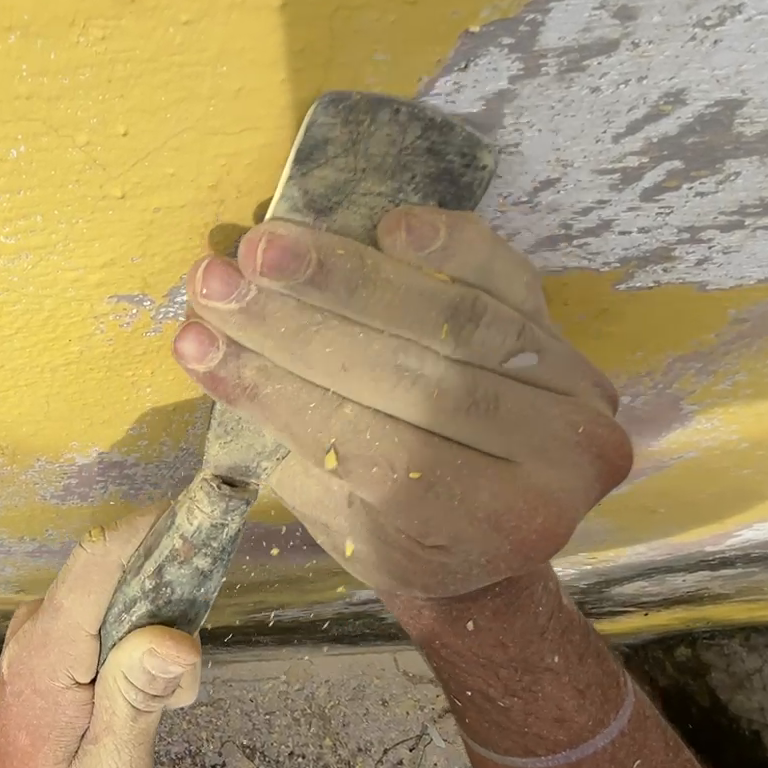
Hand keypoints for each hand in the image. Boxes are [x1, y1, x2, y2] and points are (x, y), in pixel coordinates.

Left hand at [0, 512, 200, 767]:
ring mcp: (38, 632)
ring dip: (152, 634)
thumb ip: (137, 697)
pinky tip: (138, 703)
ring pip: (113, 596)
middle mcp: (36, 625)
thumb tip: (175, 635)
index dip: (149, 529)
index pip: (97, 558)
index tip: (201, 522)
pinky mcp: (47, 644)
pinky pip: (100, 617)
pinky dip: (133, 645)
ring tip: (162, 707)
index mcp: (47, 648)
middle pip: (113, 571)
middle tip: (182, 685)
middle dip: (165, 605)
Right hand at [172, 207, 630, 596]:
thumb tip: (206, 342)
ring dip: (342, 275)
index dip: (271, 387)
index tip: (194, 342)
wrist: (490, 543)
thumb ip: (284, 434)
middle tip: (215, 281)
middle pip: (408, 373)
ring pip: (450, 319)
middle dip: (295, 323)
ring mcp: (573, 393)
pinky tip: (387, 224)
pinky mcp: (567, 337)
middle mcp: (557, 464)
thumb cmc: (391, 536)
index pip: (362, 442)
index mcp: (484, 526)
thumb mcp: (331, 512)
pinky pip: (508, 278)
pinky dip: (448, 246)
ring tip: (259, 247)